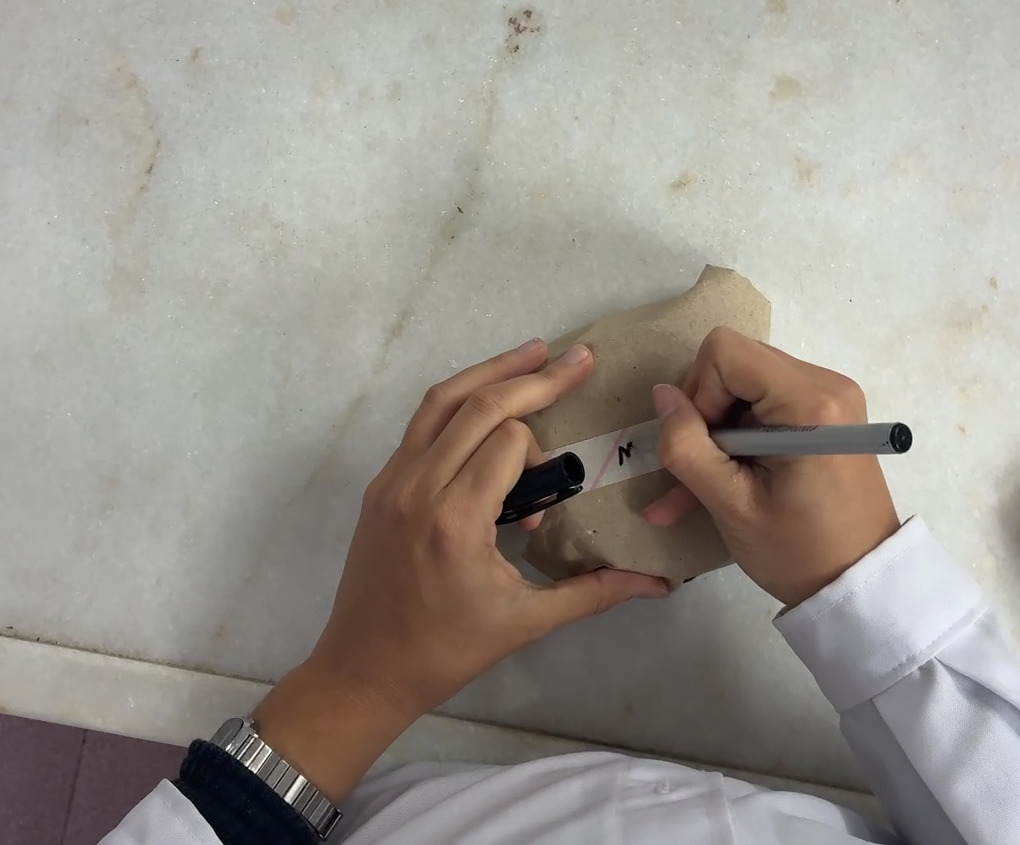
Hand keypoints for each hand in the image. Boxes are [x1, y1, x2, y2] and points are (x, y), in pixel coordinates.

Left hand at [253, 339, 670, 799]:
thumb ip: (592, 592)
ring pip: (442, 400)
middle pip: (479, 405)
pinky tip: (485, 397)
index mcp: (456, 519)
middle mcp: (419, 485)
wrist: (362, 669)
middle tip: (579, 358)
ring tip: (533, 351)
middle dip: (533, 376)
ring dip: (490, 370)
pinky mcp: (380, 482)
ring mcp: (392, 478)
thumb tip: (658, 582)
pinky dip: (457, 400)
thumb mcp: (523, 623)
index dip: (540, 456)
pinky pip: (422, 423)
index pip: (509, 442)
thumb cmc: (445, 650)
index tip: (544, 500)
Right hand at [643, 327, 899, 608]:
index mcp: (810, 401)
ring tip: (700, 483)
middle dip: (704, 411)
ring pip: (741, 383)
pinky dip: (735, 434)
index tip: (705, 446)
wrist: (862, 586)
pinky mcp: (824, 413)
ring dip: (714, 429)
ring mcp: (828, 396)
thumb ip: (686, 445)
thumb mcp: (730, 504)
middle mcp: (825, 383)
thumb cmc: (799, 552)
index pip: (724, 352)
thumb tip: (662, 394)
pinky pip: (761, 402)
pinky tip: (718, 478)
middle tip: (700, 465)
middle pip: (733, 362)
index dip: (699, 393)